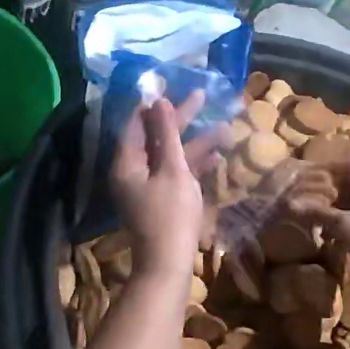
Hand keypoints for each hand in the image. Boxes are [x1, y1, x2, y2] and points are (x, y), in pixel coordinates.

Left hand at [109, 92, 219, 276]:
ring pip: (169, 155)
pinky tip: (218, 153)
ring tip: (224, 125)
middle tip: (202, 95)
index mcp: (126, 162)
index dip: (153, 104)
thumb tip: (159, 102)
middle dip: (179, 119)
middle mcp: (131, 171)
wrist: (168, 264)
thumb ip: (167, 135)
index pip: (136, 124)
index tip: (170, 84)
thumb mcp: (173, 171)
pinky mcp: (159, 198)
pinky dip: (193, 163)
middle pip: (154, 137)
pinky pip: (174, 173)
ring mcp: (145, 186)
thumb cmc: (171, 216)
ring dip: (194, 141)